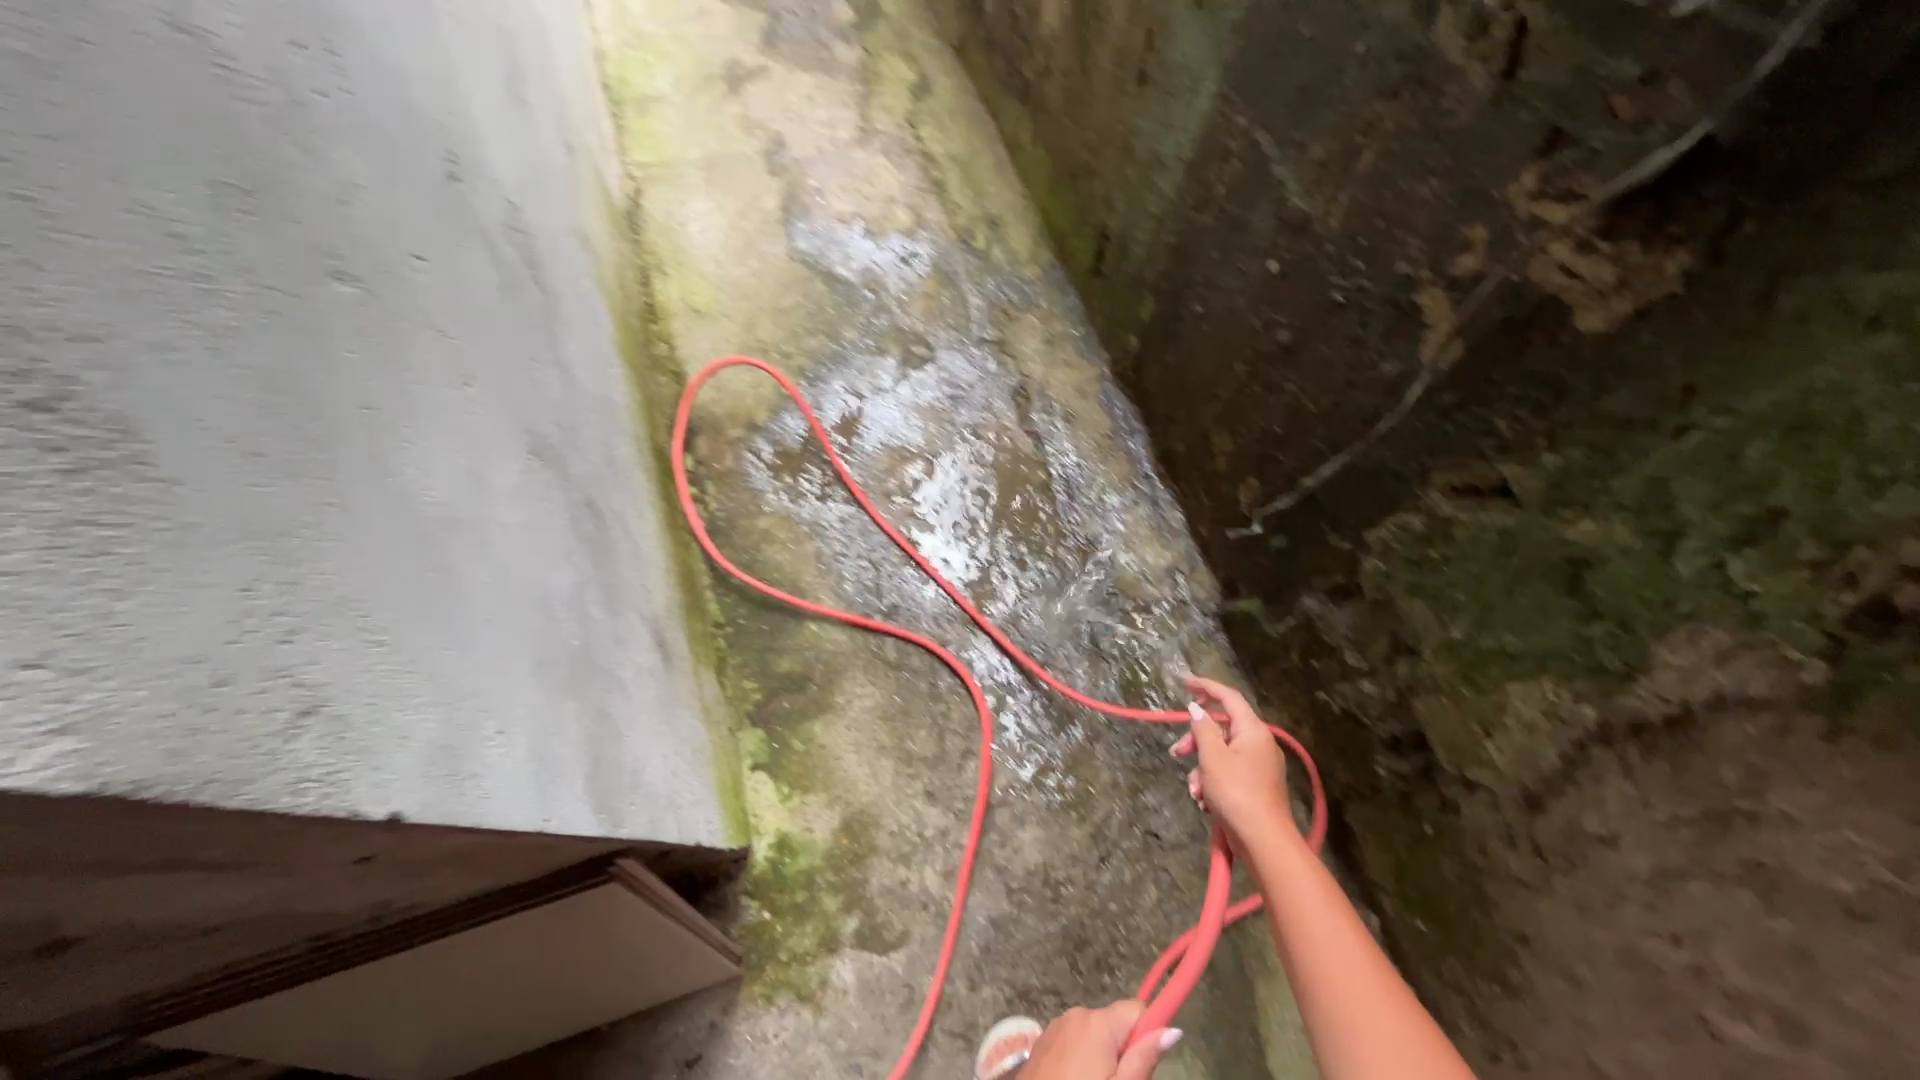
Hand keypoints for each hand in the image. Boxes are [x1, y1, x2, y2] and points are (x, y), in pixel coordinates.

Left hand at [1021, 1000, 1179, 1079]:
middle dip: (1124, 1052)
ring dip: (1103, 1058)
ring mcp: (1057, 1026)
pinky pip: (1075, 1042)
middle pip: (1116, 1025)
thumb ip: (1144, 1058)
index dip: (1147, 1035)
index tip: (1143, 1063)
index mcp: (1097, 1022)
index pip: (1137, 1009)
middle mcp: (1077, 1014)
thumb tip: (1173, 1030)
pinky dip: (1082, 1059)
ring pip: (1096, 1035)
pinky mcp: (1044, 1040)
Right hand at [1171, 675, 1292, 850]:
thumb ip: (1203, 729)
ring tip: (1195, 790)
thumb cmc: (1236, 792)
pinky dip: (1213, 780)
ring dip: (1202, 767)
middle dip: (1196, 739)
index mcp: (1253, 730)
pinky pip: (1228, 771)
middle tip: (1176, 752)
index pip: (1228, 698)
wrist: (1263, 839)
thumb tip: (1197, 709)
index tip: (1184, 683)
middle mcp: (1260, 742)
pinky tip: (1205, 800)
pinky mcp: (1256, 784)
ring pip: (1222, 753)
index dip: (1206, 687)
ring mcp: (1259, 765)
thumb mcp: (1213, 758)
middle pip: (1222, 728)